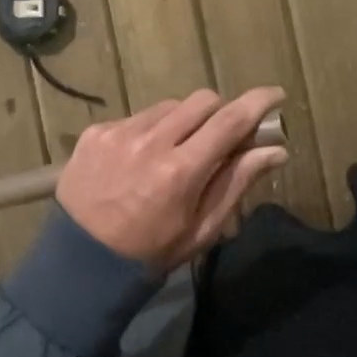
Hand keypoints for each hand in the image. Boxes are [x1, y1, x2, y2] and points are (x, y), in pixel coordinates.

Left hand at [57, 87, 287, 271]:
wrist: (80, 262)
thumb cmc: (151, 252)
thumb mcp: (202, 228)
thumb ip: (238, 183)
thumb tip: (276, 150)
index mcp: (181, 171)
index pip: (230, 120)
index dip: (258, 102)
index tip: (276, 95)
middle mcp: (150, 142)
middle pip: (202, 101)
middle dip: (219, 113)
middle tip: (219, 138)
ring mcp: (119, 133)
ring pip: (169, 106)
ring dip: (183, 122)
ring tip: (174, 152)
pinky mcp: (96, 133)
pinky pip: (137, 117)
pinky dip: (149, 131)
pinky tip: (140, 160)